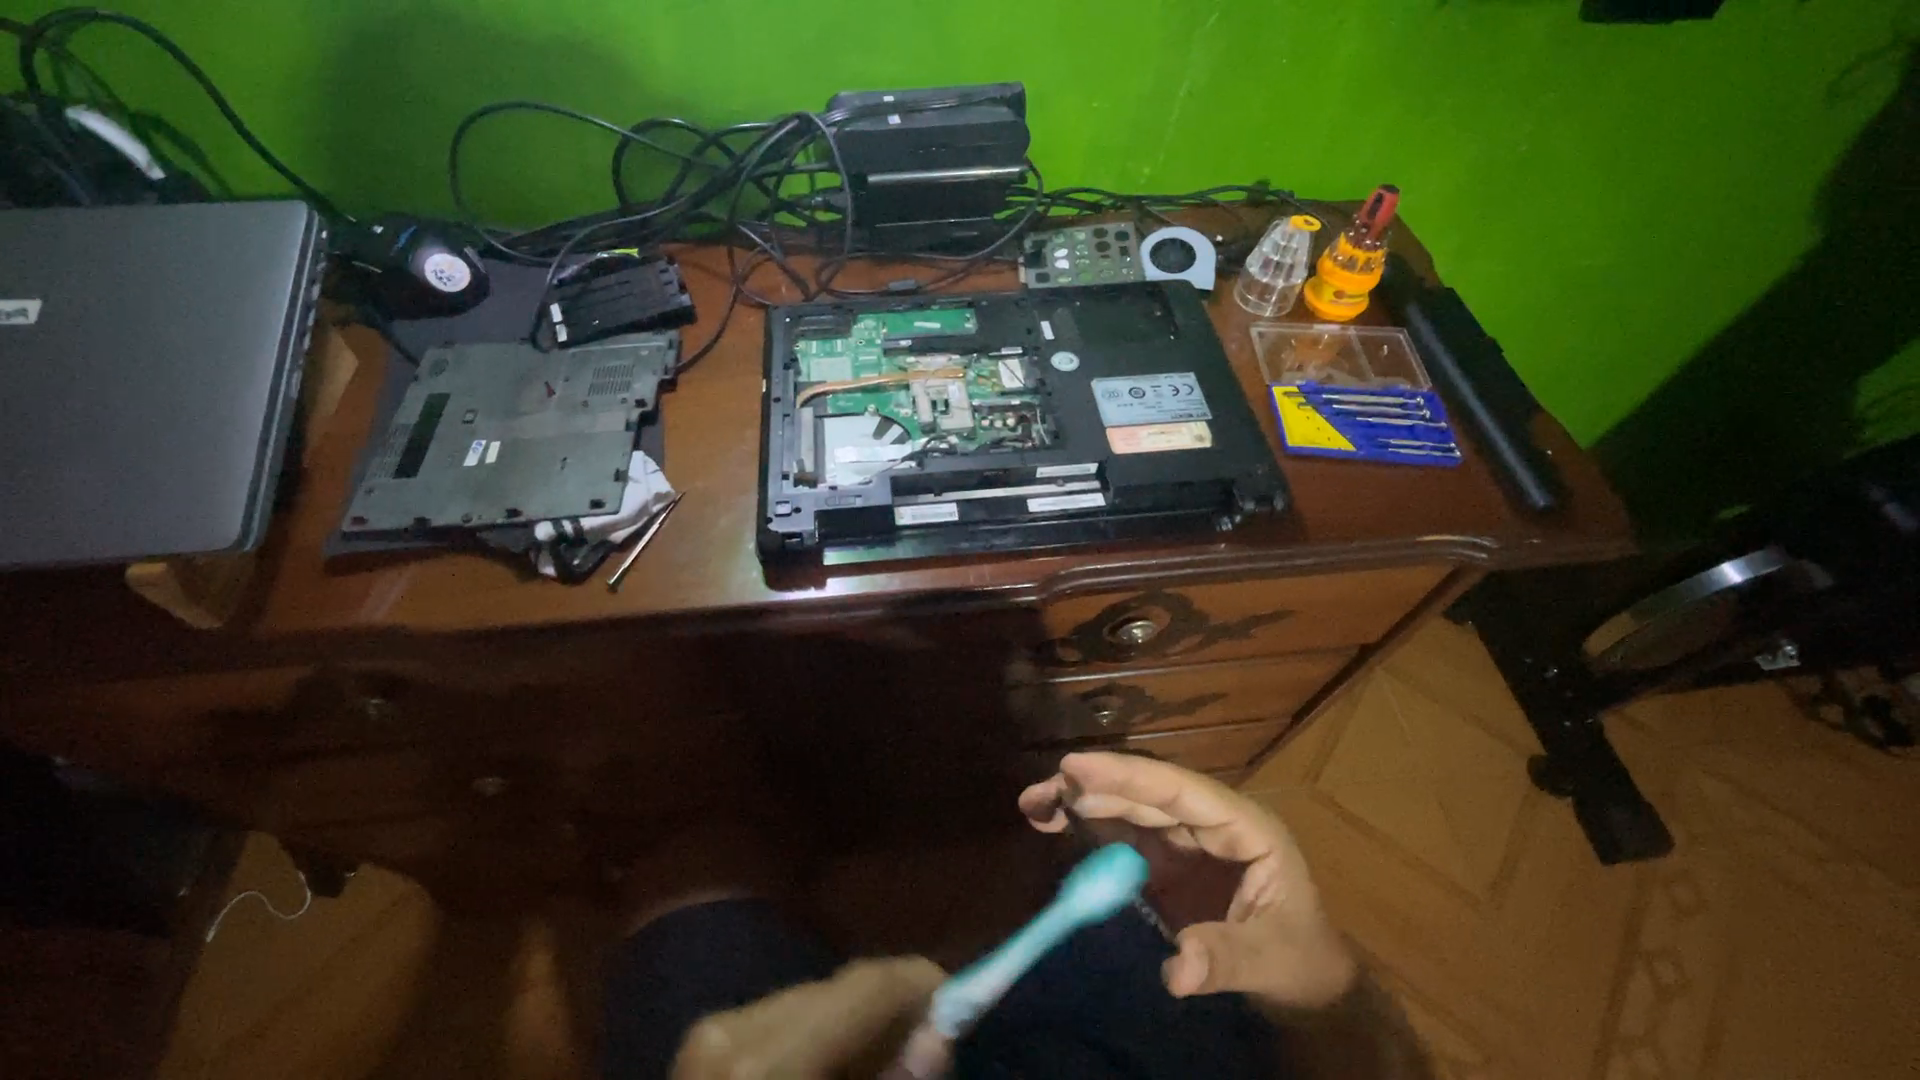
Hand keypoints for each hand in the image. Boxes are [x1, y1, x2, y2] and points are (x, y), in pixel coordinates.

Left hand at [673, 957, 943, 1078]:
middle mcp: (732, 1029)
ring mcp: (710, 1034)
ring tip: (881, 1070)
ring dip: (857, 1027)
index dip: (923, 987)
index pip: (868, 985)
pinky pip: (785, 1018)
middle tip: (929, 1054)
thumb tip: (936, 1038)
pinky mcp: (703, 1044)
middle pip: (844, 989)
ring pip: (816, 999)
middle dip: (893, 1013)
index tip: (962, 1011)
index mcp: (765, 1066)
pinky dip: (820, 1040)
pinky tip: (834, 1074)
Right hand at [1019, 752, 1357, 1009]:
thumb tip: (1175, 969)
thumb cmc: (1302, 961)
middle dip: (1092, 789)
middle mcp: (1209, 823)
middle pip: (1146, 794)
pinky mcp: (1166, 864)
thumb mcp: (1272, 961)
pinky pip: (1123, 839)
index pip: (1179, 790)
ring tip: (1035, 805)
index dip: (1127, 775)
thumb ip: (1226, 958)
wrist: (1307, 983)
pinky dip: (1088, 832)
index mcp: (1242, 826)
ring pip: (1129, 809)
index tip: (1075, 766)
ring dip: (1083, 803)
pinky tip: (1055, 827)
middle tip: (1038, 794)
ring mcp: (1186, 841)